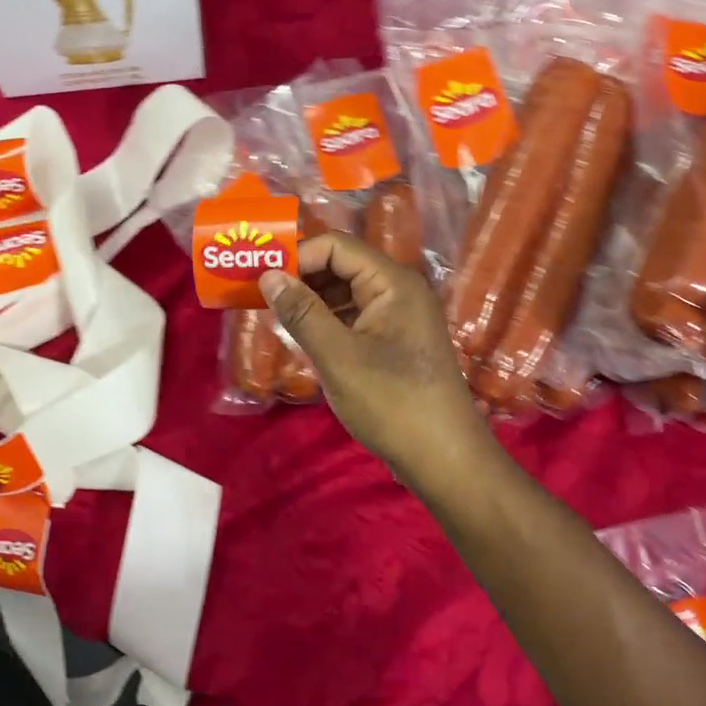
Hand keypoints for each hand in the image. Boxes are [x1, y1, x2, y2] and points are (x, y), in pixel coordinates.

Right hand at [260, 232, 491, 481]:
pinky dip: (328, 322)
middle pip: (342, 265)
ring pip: (347, 293)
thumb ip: (302, 312)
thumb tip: (268, 274)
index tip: (261, 278)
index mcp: (392, 283)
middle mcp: (399, 291)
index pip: (336, 246)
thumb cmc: (392, 403)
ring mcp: (400, 318)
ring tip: (275, 316)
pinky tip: (303, 338)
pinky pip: (355, 317)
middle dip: (302, 277)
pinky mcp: (396, 343)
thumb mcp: (338, 357)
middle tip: (260, 296)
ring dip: (312, 301)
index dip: (298, 257)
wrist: (445, 459)